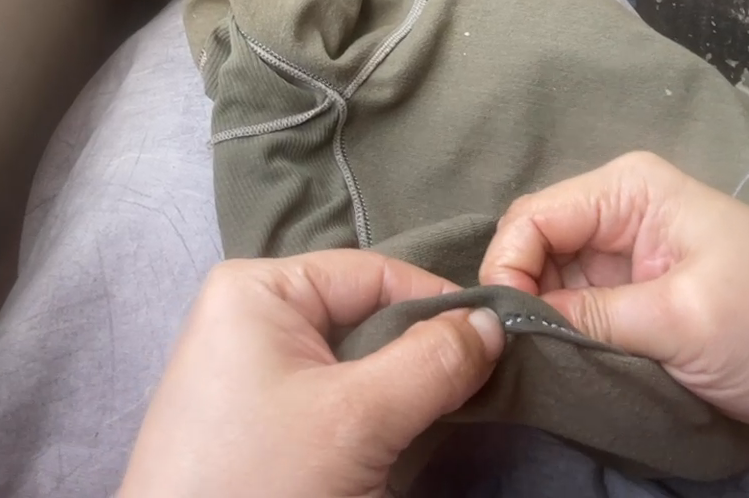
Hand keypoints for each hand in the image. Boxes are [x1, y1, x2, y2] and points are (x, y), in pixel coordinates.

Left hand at [120, 250, 504, 497]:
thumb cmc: (263, 482)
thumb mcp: (355, 418)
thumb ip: (431, 363)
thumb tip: (493, 322)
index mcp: (258, 286)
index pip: (369, 272)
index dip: (435, 299)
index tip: (499, 332)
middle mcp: (251, 310)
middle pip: (361, 310)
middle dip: (419, 343)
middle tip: (484, 373)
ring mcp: (250, 362)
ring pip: (351, 353)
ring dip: (400, 379)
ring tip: (453, 400)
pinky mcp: (257, 411)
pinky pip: (330, 388)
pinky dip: (373, 405)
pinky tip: (404, 426)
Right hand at [479, 151, 748, 431]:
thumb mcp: (683, 322)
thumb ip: (591, 316)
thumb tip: (512, 319)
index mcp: (629, 189)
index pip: (536, 215)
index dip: (509, 265)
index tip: (502, 325)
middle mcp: (619, 208)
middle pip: (537, 240)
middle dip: (520, 289)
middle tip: (511, 347)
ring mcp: (626, 246)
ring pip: (551, 272)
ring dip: (539, 312)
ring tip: (531, 356)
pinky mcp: (634, 284)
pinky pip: (578, 298)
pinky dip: (563, 326)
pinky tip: (558, 354)